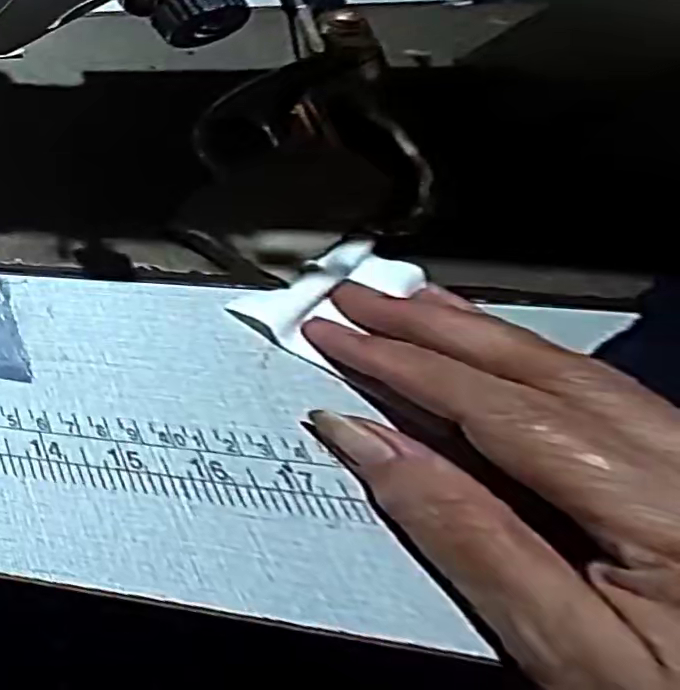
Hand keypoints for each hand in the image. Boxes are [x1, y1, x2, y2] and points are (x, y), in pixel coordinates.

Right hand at [304, 285, 679, 688]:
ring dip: (484, 337)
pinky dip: (537, 367)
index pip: (505, 411)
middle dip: (438, 329)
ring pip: (592, 382)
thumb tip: (361, 439)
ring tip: (412, 305)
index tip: (332, 336)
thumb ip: (466, 538)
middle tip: (357, 299)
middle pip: (554, 378)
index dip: (403, 363)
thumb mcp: (574, 657)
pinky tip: (494, 354)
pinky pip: (622, 406)